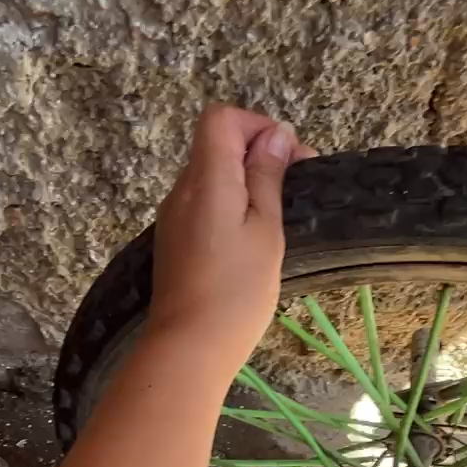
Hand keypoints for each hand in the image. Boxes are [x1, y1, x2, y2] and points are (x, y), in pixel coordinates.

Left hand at [149, 103, 315, 367]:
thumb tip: (276, 137)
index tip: (289, 160)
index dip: (258, 127)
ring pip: (210, 180)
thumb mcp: (265, 231)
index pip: (222, 119)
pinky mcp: (174, 244)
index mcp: (206, 179)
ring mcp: (173, 219)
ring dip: (245, 187)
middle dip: (257, 157)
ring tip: (275, 223)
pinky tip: (249, 245)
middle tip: (293, 192)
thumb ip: (267, 179)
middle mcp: (182, 191)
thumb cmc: (236, 292)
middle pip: (216, 147)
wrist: (189, 347)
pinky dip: (229, 211)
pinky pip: (203, 209)